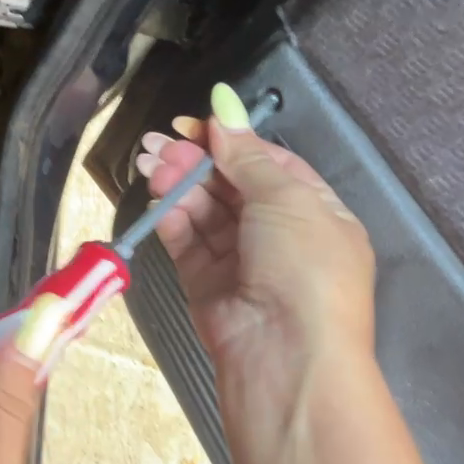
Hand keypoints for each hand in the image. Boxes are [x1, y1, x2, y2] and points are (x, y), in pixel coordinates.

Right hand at [136, 85, 375, 451]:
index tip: (193, 124)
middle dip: (196, 162)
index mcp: (315, 211)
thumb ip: (247, 157)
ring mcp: (240, 260)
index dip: (231, 142)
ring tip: (149, 164)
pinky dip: (171, 218)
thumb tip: (224, 112)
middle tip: (157, 143)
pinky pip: (187, 242)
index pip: (268, 164)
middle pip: (230, 186)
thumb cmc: (304, 266)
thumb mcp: (287, 200)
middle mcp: (278, 234)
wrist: (285, 352)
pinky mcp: (206, 282)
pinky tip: (156, 197)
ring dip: (178, 185)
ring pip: (204, 212)